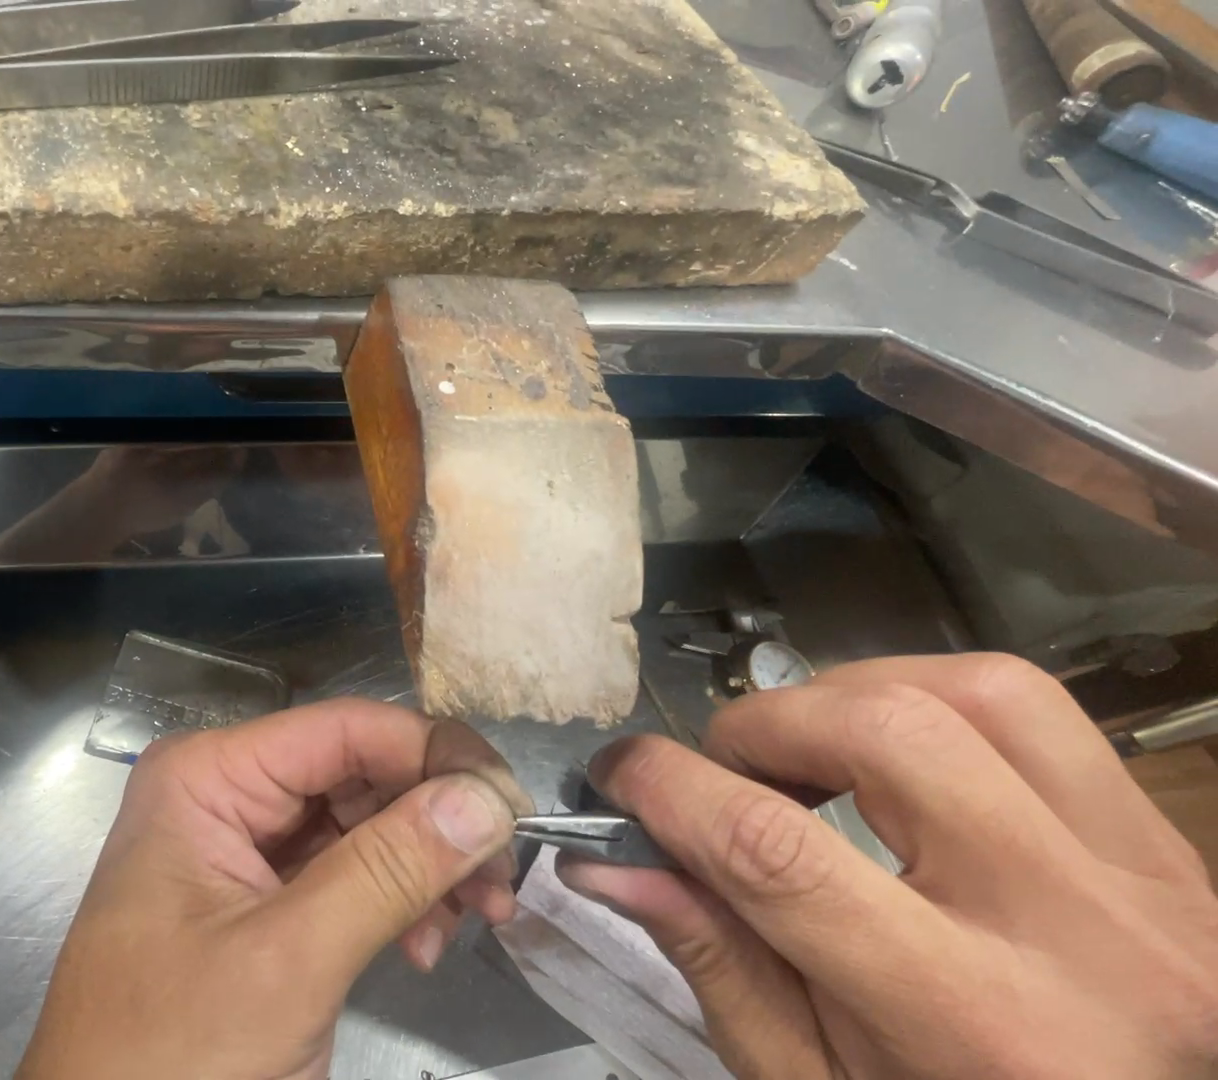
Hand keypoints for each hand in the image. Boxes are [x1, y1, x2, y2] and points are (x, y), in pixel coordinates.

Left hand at [18, 699, 533, 1079]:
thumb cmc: (172, 1054)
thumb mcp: (285, 961)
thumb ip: (386, 871)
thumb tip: (484, 798)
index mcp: (208, 774)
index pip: (343, 730)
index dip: (433, 754)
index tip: (511, 806)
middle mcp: (227, 789)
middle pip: (358, 771)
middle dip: (434, 819)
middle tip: (500, 879)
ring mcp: (245, 843)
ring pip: (363, 820)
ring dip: (426, 864)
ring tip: (476, 918)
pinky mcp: (265, 895)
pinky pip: (350, 869)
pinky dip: (399, 898)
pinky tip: (426, 942)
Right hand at [557, 653, 1217, 1078]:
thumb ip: (713, 961)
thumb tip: (605, 862)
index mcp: (976, 1027)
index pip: (778, 852)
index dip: (668, 789)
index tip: (616, 775)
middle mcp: (1085, 936)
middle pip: (884, 735)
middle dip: (758, 729)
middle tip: (724, 776)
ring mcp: (1152, 880)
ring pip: (973, 692)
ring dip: (845, 698)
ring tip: (803, 755)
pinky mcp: (1167, 845)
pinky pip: (1035, 708)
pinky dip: (928, 698)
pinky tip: (887, 751)